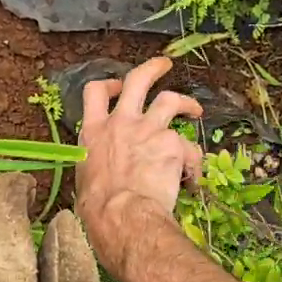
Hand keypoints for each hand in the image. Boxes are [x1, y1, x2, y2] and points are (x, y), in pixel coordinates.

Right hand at [75, 57, 202, 271]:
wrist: (122, 215)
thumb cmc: (97, 208)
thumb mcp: (85, 180)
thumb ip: (96, 164)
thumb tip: (101, 175)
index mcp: (93, 131)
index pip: (94, 92)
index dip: (108, 85)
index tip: (117, 88)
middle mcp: (121, 122)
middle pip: (137, 79)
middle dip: (152, 68)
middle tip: (164, 65)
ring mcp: (149, 130)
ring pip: (170, 100)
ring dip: (186, 103)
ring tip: (195, 110)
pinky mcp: (172, 144)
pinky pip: (189, 148)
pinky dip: (193, 163)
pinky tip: (193, 179)